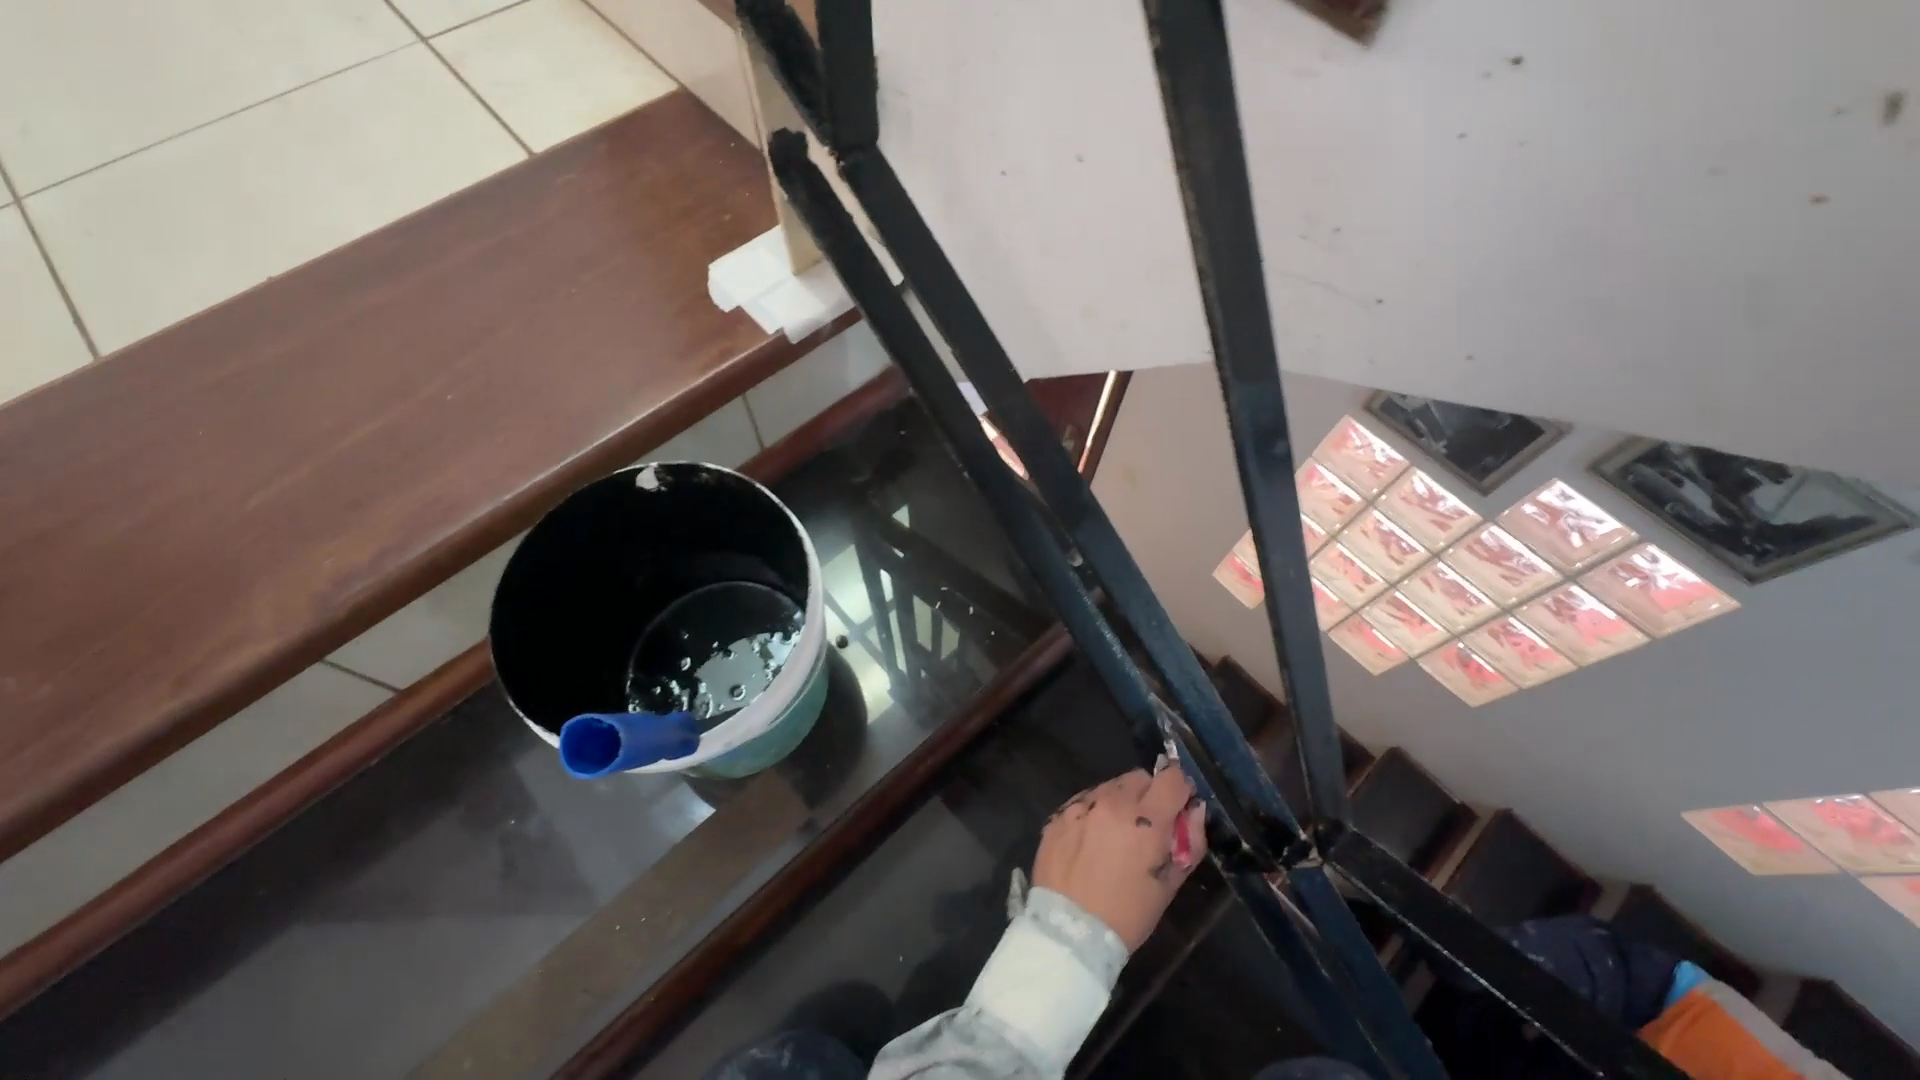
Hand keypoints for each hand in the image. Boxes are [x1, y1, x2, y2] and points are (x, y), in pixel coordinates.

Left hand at [1032, 765, 1208, 951]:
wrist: (1069, 933)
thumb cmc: (1127, 915)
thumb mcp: (1169, 885)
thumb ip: (1189, 842)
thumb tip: (1195, 811)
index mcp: (1145, 821)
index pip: (1172, 778)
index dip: (1180, 791)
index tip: (1177, 808)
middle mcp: (1111, 803)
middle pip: (1140, 778)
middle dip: (1149, 796)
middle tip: (1146, 828)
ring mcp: (1080, 806)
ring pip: (1110, 787)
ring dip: (1119, 803)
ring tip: (1115, 837)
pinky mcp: (1057, 815)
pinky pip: (1084, 801)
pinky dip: (1093, 813)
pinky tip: (1090, 842)